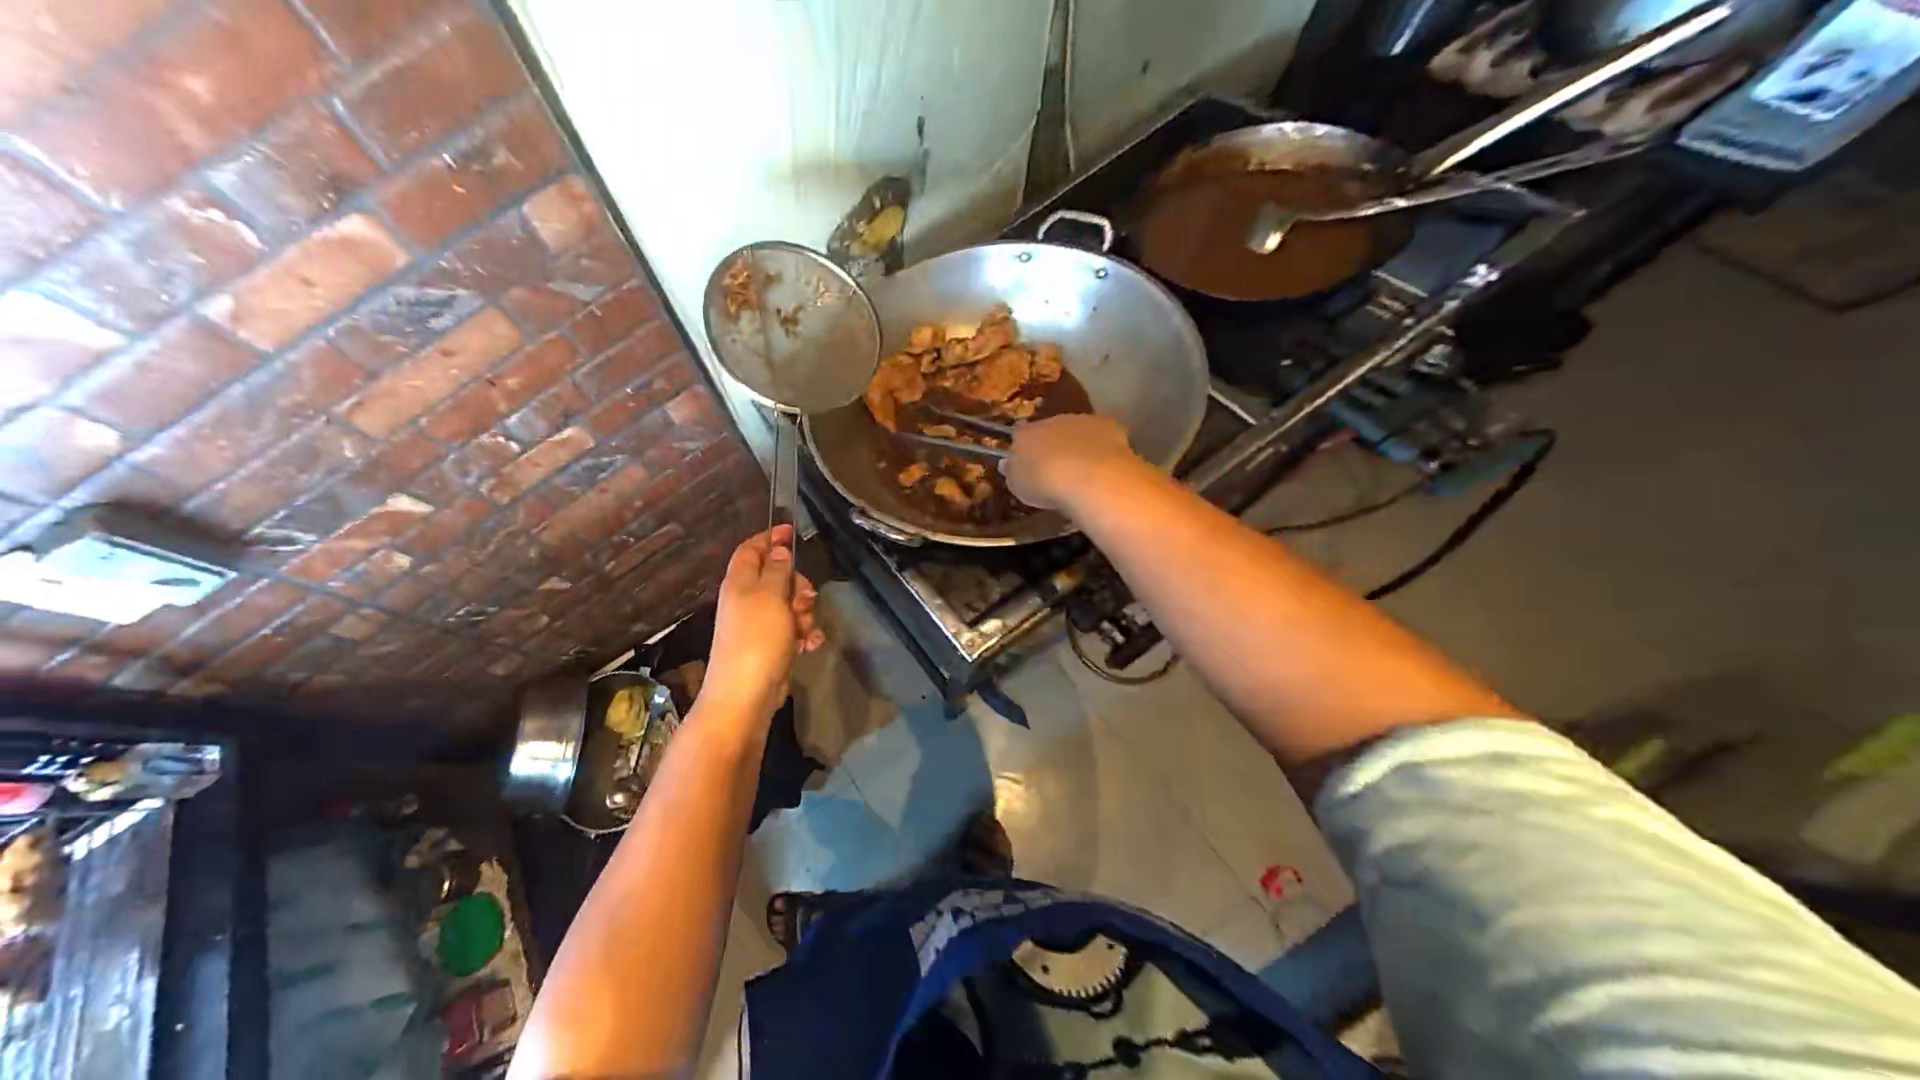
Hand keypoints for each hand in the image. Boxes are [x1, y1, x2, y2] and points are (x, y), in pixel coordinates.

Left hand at [702, 525, 823, 719]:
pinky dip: (804, 634)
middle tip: (804, 599)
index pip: (751, 550)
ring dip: (804, 613)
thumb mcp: (770, 596)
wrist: (747, 693)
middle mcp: (747, 600)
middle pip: (777, 577)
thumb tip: (779, 550)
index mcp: (740, 583)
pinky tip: (809, 644)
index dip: (769, 539)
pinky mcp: (772, 646)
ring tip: (804, 629)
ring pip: (790, 604)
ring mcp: (759, 624)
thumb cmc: (757, 638)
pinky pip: (794, 630)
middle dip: (797, 585)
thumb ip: (778, 570)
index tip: (791, 532)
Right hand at [1000, 414, 1142, 509]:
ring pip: (1077, 430)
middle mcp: (1052, 420)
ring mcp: (1082, 420)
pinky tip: (1106, 465)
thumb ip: (1013, 471)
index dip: (1024, 446)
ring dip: (1079, 445)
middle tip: (1057, 468)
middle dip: (1053, 444)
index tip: (1028, 461)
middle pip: (1050, 430)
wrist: (1088, 476)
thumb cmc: (1046, 484)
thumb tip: (1008, 462)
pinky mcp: (1109, 425)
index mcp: (1025, 434)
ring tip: (1084, 470)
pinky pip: (1103, 435)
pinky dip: (1103, 446)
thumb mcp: (1018, 485)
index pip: (1019, 434)